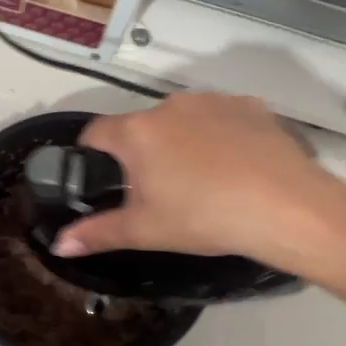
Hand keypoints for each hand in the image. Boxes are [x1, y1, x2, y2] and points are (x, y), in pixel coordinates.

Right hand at [51, 93, 345, 280]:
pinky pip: (222, 118)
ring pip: (182, 121)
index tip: (105, 182)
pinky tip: (236, 168)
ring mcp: (213, 101)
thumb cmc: (204, 218)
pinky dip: (221, 138)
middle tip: (158, 192)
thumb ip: (98, 233)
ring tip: (203, 182)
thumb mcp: (146, 231)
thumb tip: (58, 244)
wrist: (287, 207)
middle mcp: (170, 105)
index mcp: (136, 132)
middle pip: (140, 127)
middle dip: (142, 154)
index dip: (92, 156)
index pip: (95, 132)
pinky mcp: (251, 106)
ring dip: (182, 143)